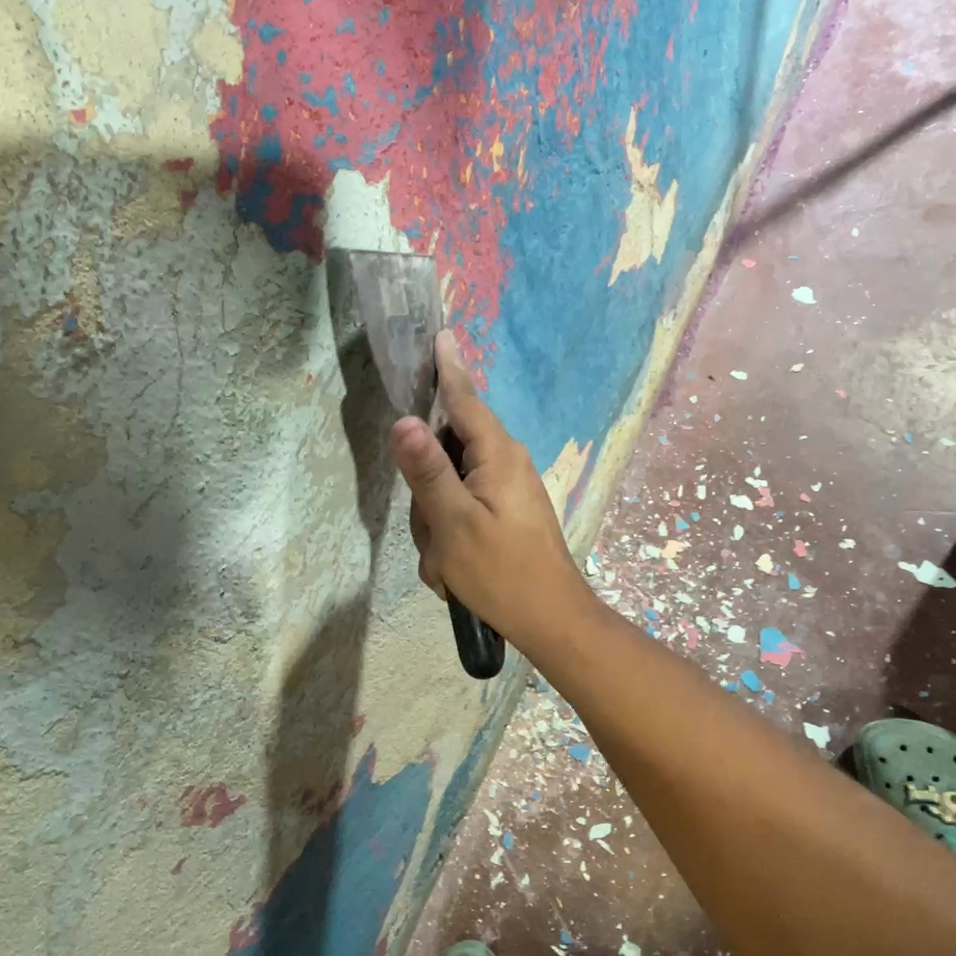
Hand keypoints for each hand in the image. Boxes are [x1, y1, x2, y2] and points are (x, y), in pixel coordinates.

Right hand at [389, 331, 595, 644]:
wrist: (552, 621)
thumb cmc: (502, 572)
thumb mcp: (454, 523)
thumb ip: (427, 471)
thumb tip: (404, 420)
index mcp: (497, 453)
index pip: (464, 398)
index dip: (446, 368)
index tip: (439, 334)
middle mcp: (505, 461)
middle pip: (445, 448)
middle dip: (427, 491)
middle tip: (434, 531)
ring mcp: (506, 487)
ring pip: (448, 485)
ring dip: (436, 523)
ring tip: (447, 559)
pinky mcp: (503, 511)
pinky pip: (461, 507)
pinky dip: (449, 535)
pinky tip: (454, 567)